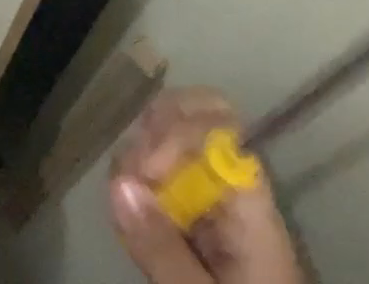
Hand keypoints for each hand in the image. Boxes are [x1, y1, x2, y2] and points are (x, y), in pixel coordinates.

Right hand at [109, 88, 305, 283]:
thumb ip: (161, 249)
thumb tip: (118, 183)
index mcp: (250, 204)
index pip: (222, 125)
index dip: (178, 130)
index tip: (147, 171)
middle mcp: (237, 190)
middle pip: (199, 118)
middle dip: (155, 132)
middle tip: (131, 177)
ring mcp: (219, 202)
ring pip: (179, 140)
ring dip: (144, 153)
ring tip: (126, 194)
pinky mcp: (202, 221)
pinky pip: (170, 176)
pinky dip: (144, 179)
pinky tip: (130, 203)